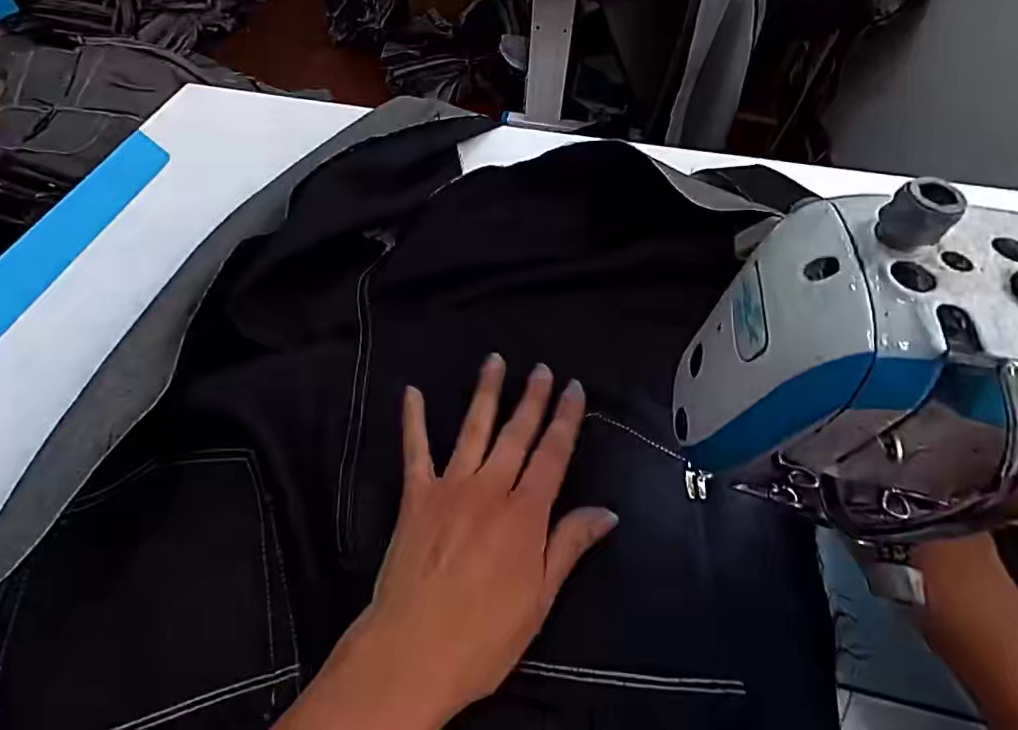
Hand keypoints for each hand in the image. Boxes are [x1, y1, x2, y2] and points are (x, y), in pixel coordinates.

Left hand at [278, 355, 617, 729]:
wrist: (409, 655)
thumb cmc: (484, 635)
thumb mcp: (541, 598)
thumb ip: (571, 544)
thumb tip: (608, 511)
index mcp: (526, 512)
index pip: (553, 453)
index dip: (566, 418)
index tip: (574, 389)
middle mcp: (491, 488)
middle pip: (518, 433)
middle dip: (533, 398)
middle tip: (541, 369)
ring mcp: (451, 488)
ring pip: (474, 429)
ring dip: (487, 393)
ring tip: (495, 361)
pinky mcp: (416, 498)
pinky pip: (415, 451)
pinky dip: (412, 421)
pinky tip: (411, 393)